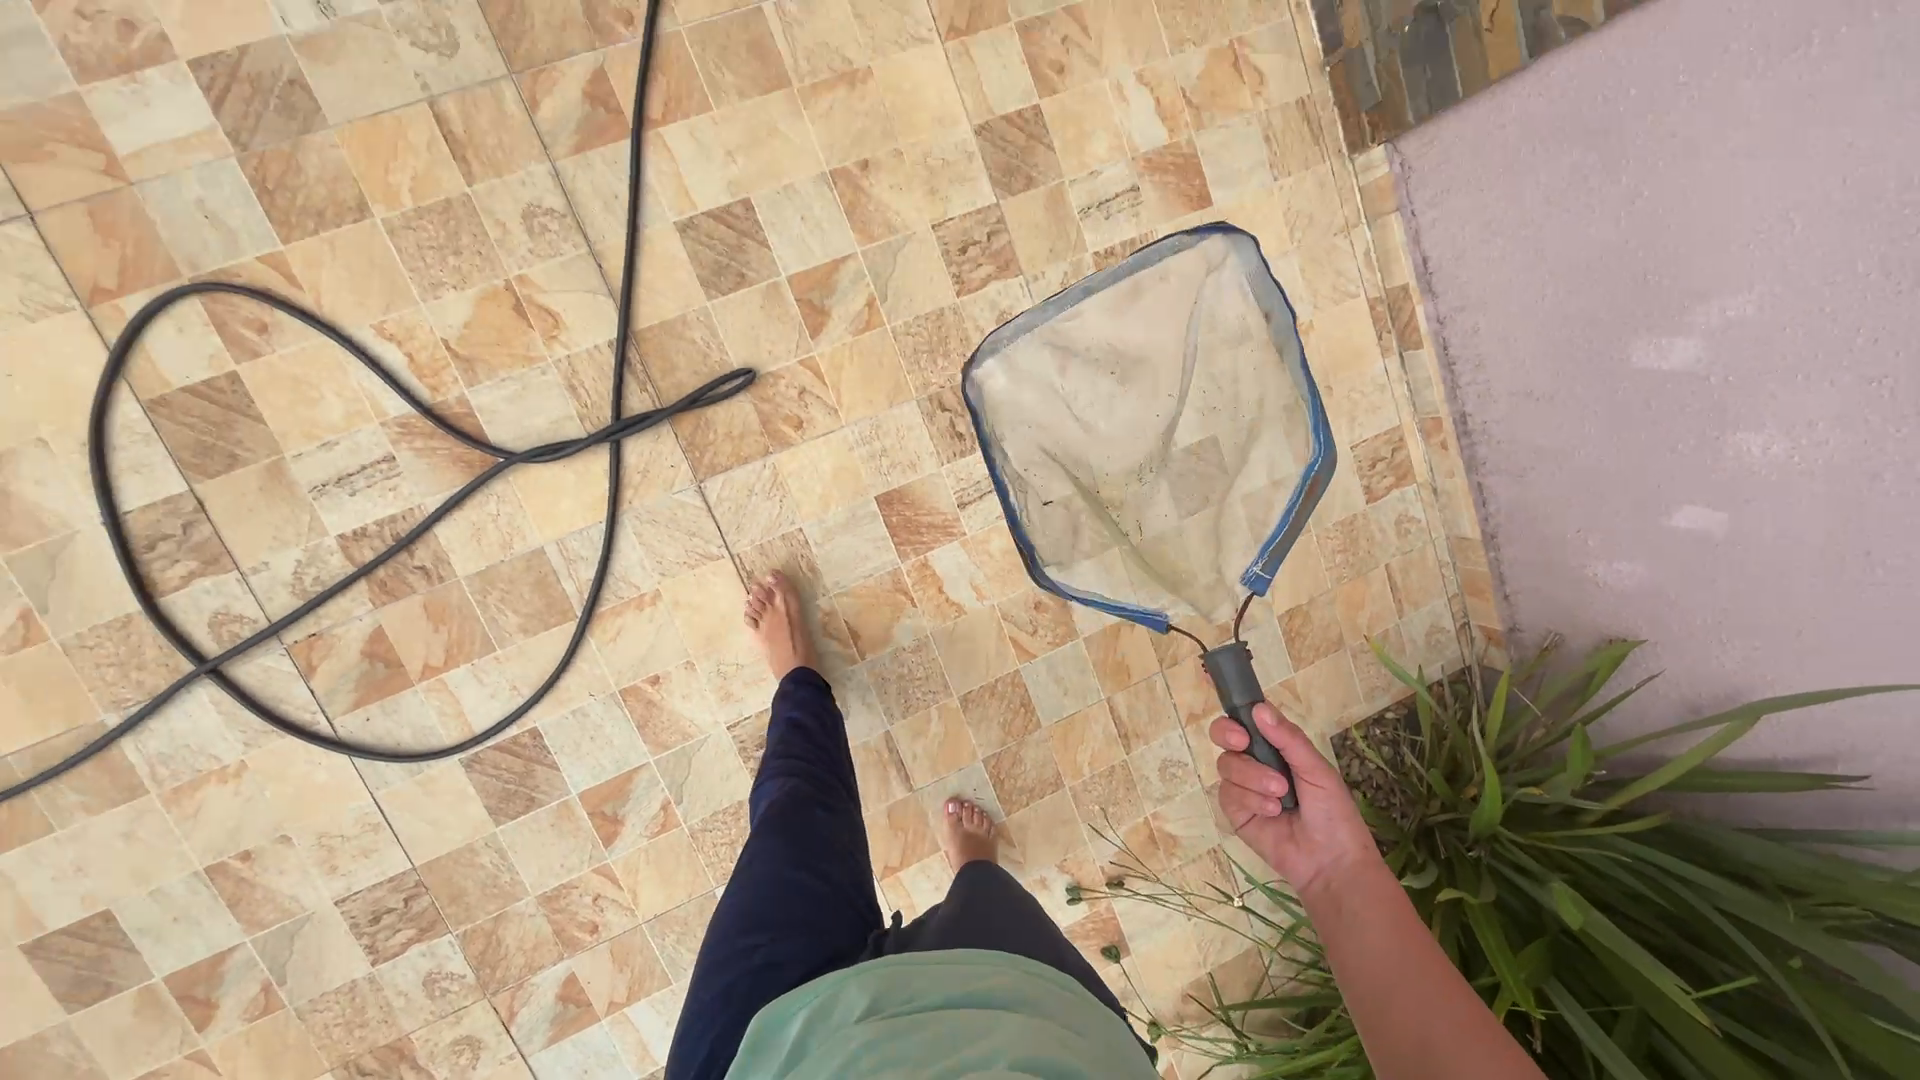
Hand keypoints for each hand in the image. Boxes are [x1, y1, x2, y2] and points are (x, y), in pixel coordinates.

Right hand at [1209, 703, 1379, 899]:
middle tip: (1242, 744)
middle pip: (1224, 737)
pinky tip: (1272, 812)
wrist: (1331, 861)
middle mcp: (1255, 762)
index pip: (1247, 722)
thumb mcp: (1317, 769)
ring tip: (1281, 796)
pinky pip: (1228, 794)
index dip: (1237, 718)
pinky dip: (1250, 800)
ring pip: (1227, 765)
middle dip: (1228, 735)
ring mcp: (1243, 787)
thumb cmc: (1333, 812)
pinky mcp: (1235, 812)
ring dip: (1253, 778)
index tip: (1244, 725)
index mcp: (1276, 748)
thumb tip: (1258, 708)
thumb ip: (1289, 739)